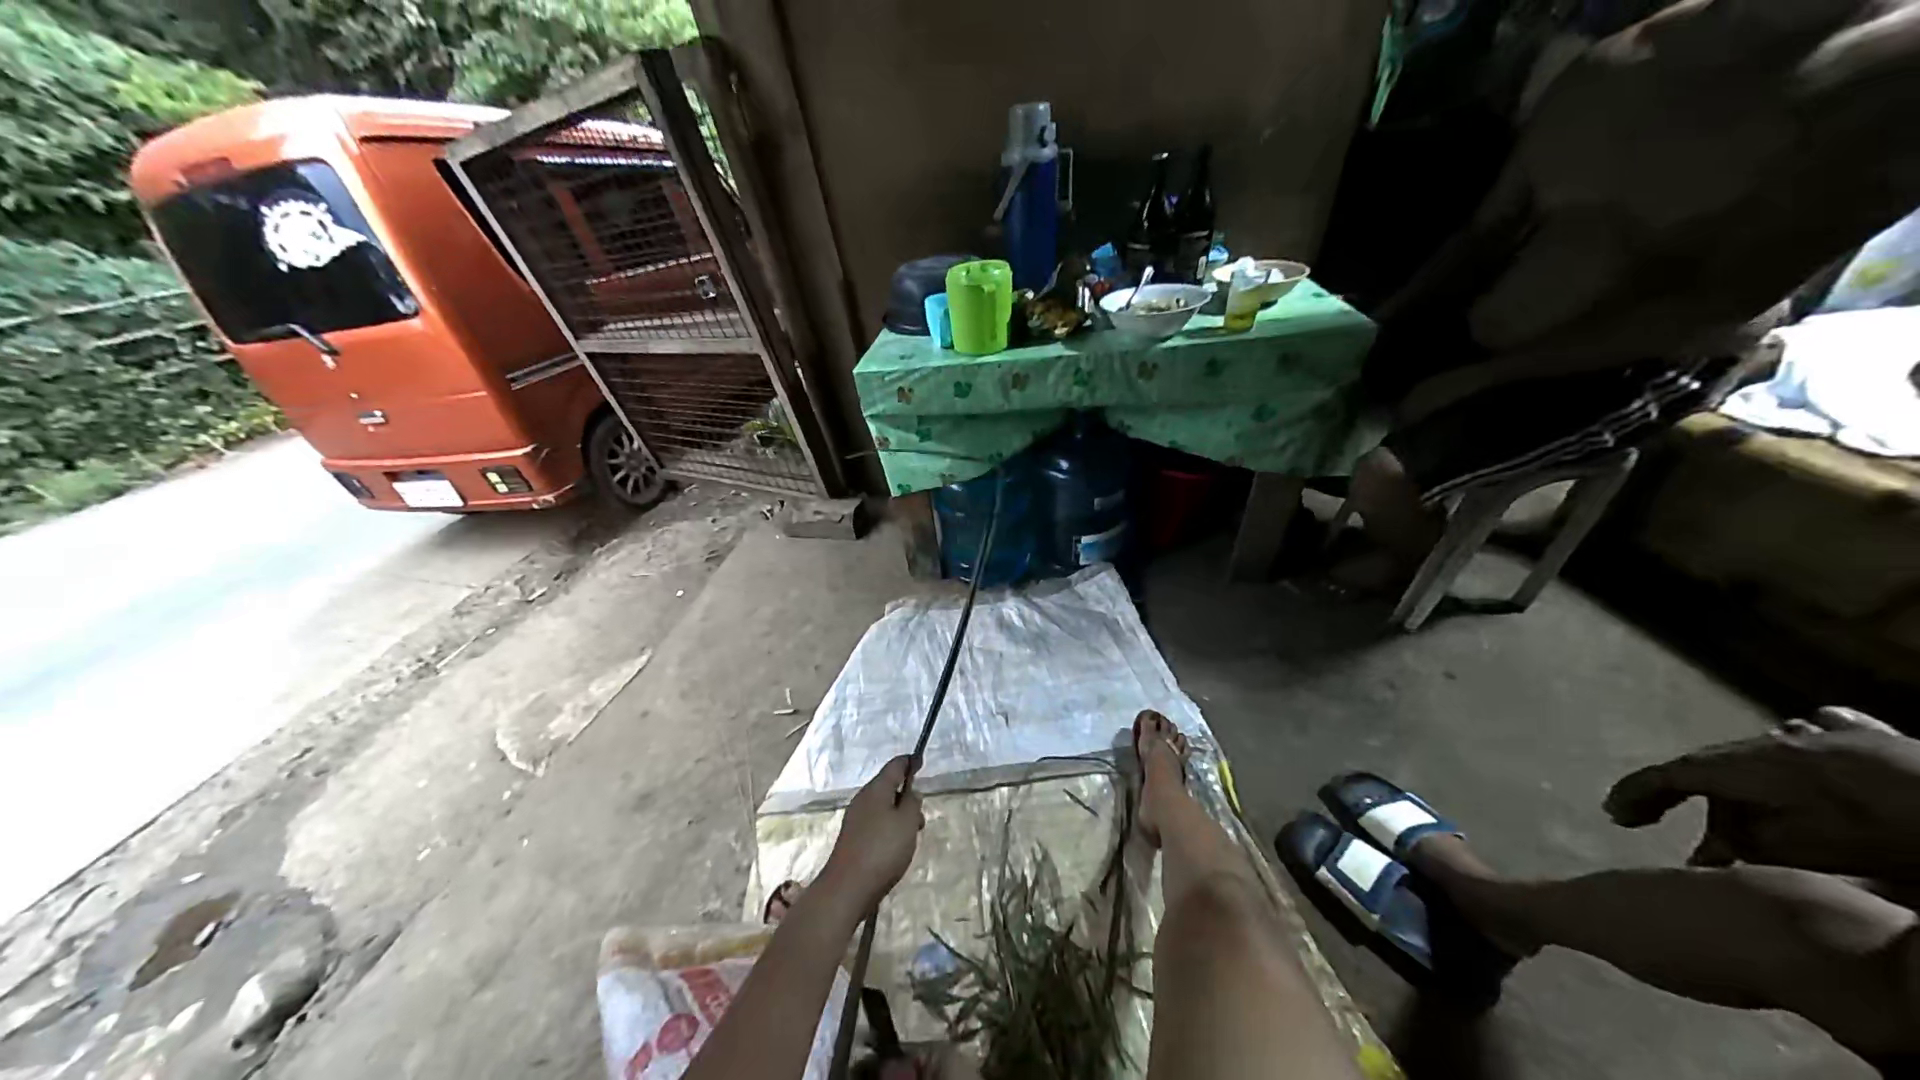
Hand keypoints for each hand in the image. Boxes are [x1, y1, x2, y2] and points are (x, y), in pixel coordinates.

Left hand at [821, 756, 924, 912]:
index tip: (921, 760)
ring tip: (912, 836)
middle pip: (887, 787)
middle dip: (906, 795)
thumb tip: (910, 792)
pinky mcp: (853, 839)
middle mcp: (862, 800)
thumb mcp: (907, 822)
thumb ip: (912, 803)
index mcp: (875, 790)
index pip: (894, 766)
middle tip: (921, 815)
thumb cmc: (882, 850)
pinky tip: (897, 848)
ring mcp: (855, 820)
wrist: (847, 889)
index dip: (909, 762)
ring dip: (899, 815)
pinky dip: (890, 829)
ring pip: (883, 808)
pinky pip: (876, 824)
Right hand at [1604, 708, 1919, 878]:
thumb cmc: (1882, 830)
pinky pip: (1815, 734)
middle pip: (1714, 770)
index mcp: (1743, 764)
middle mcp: (1768, 742)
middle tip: (1707, 847)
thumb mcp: (1806, 847)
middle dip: (1700, 804)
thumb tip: (1718, 851)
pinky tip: (1801, 733)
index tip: (1616, 816)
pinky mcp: (1869, 739)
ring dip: (1745, 785)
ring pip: (1758, 755)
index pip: (1669, 776)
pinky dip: (1794, 745)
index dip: (1636, 794)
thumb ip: (1751, 844)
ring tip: (1748, 815)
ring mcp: (1819, 737)